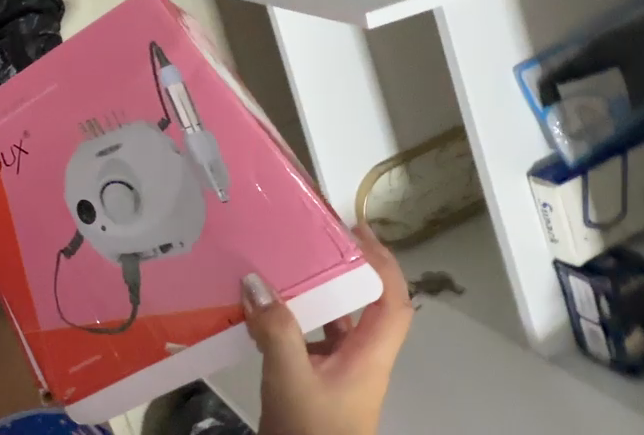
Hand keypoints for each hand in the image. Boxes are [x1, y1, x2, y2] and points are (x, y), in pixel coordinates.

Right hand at [243, 223, 412, 434]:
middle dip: (336, 267)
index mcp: (369, 358)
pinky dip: (280, 313)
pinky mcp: (310, 378)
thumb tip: (255, 280)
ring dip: (304, 290)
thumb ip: (276, 329)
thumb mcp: (291, 378)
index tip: (356, 229)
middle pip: (358, 305)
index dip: (383, 265)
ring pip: (327, 319)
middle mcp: (357, 359)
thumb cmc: (312, 431)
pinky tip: (251, 303)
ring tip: (271, 260)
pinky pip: (300, 334)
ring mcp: (334, 370)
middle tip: (302, 235)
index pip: (392, 304)